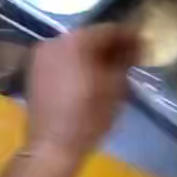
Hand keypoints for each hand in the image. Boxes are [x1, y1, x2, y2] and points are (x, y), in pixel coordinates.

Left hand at [24, 24, 137, 160]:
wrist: (51, 147)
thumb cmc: (88, 118)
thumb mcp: (115, 88)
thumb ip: (125, 61)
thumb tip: (132, 47)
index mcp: (76, 41)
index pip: (109, 30)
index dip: (129, 37)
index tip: (143, 45)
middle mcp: (54, 41)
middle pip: (90, 37)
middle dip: (110, 46)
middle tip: (130, 57)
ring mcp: (41, 56)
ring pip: (74, 49)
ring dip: (93, 55)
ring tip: (111, 69)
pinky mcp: (34, 71)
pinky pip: (62, 60)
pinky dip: (77, 64)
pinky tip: (90, 77)